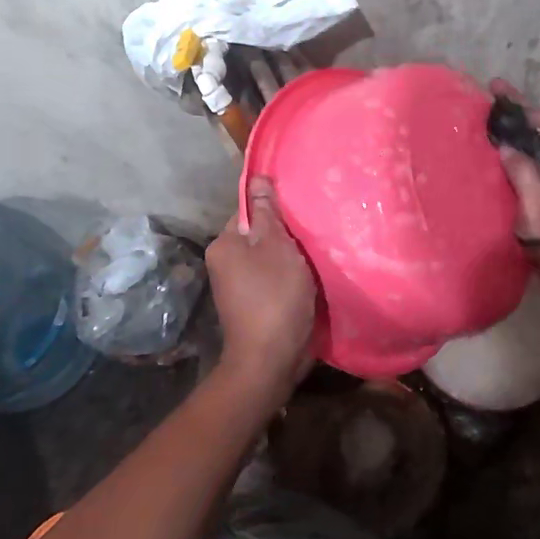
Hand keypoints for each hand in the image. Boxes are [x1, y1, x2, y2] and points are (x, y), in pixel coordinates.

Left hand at [205, 176, 316, 401]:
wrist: (269, 360)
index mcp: (223, 244)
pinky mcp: (254, 306)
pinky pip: (273, 281)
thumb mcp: (276, 247)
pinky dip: (290, 279)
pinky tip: (310, 279)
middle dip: (285, 235)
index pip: (247, 211)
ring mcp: (238, 287)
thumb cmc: (274, 297)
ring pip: (269, 260)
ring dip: (291, 258)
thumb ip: (267, 213)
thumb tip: (256, 178)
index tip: (301, 213)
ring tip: (316, 254)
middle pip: (259, 236)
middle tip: (314, 232)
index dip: (275, 209)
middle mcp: (225, 263)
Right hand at [488, 78, 539, 241]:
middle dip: (517, 108)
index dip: (527, 106)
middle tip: (491, 91)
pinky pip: (522, 154)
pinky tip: (490, 144)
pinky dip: (508, 143)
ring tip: (486, 113)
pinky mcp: (535, 184)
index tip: (500, 93)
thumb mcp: (536, 206)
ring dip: (512, 124)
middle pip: (539, 125)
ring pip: (531, 139)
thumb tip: (506, 147)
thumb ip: (524, 175)